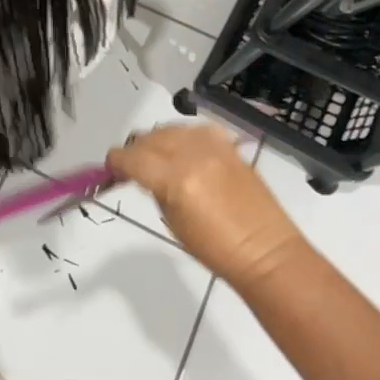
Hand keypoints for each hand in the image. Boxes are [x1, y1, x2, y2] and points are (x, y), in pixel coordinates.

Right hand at [107, 120, 309, 286]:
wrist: (266, 252)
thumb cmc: (215, 250)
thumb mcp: (172, 221)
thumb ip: (154, 188)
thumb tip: (142, 173)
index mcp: (175, 179)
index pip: (131, 157)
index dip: (115, 162)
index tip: (112, 171)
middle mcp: (193, 154)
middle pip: (148, 138)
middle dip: (135, 151)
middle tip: (133, 169)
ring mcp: (213, 146)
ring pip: (169, 128)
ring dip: (157, 142)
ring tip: (159, 161)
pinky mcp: (229, 146)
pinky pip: (195, 129)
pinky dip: (183, 137)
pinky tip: (185, 152)